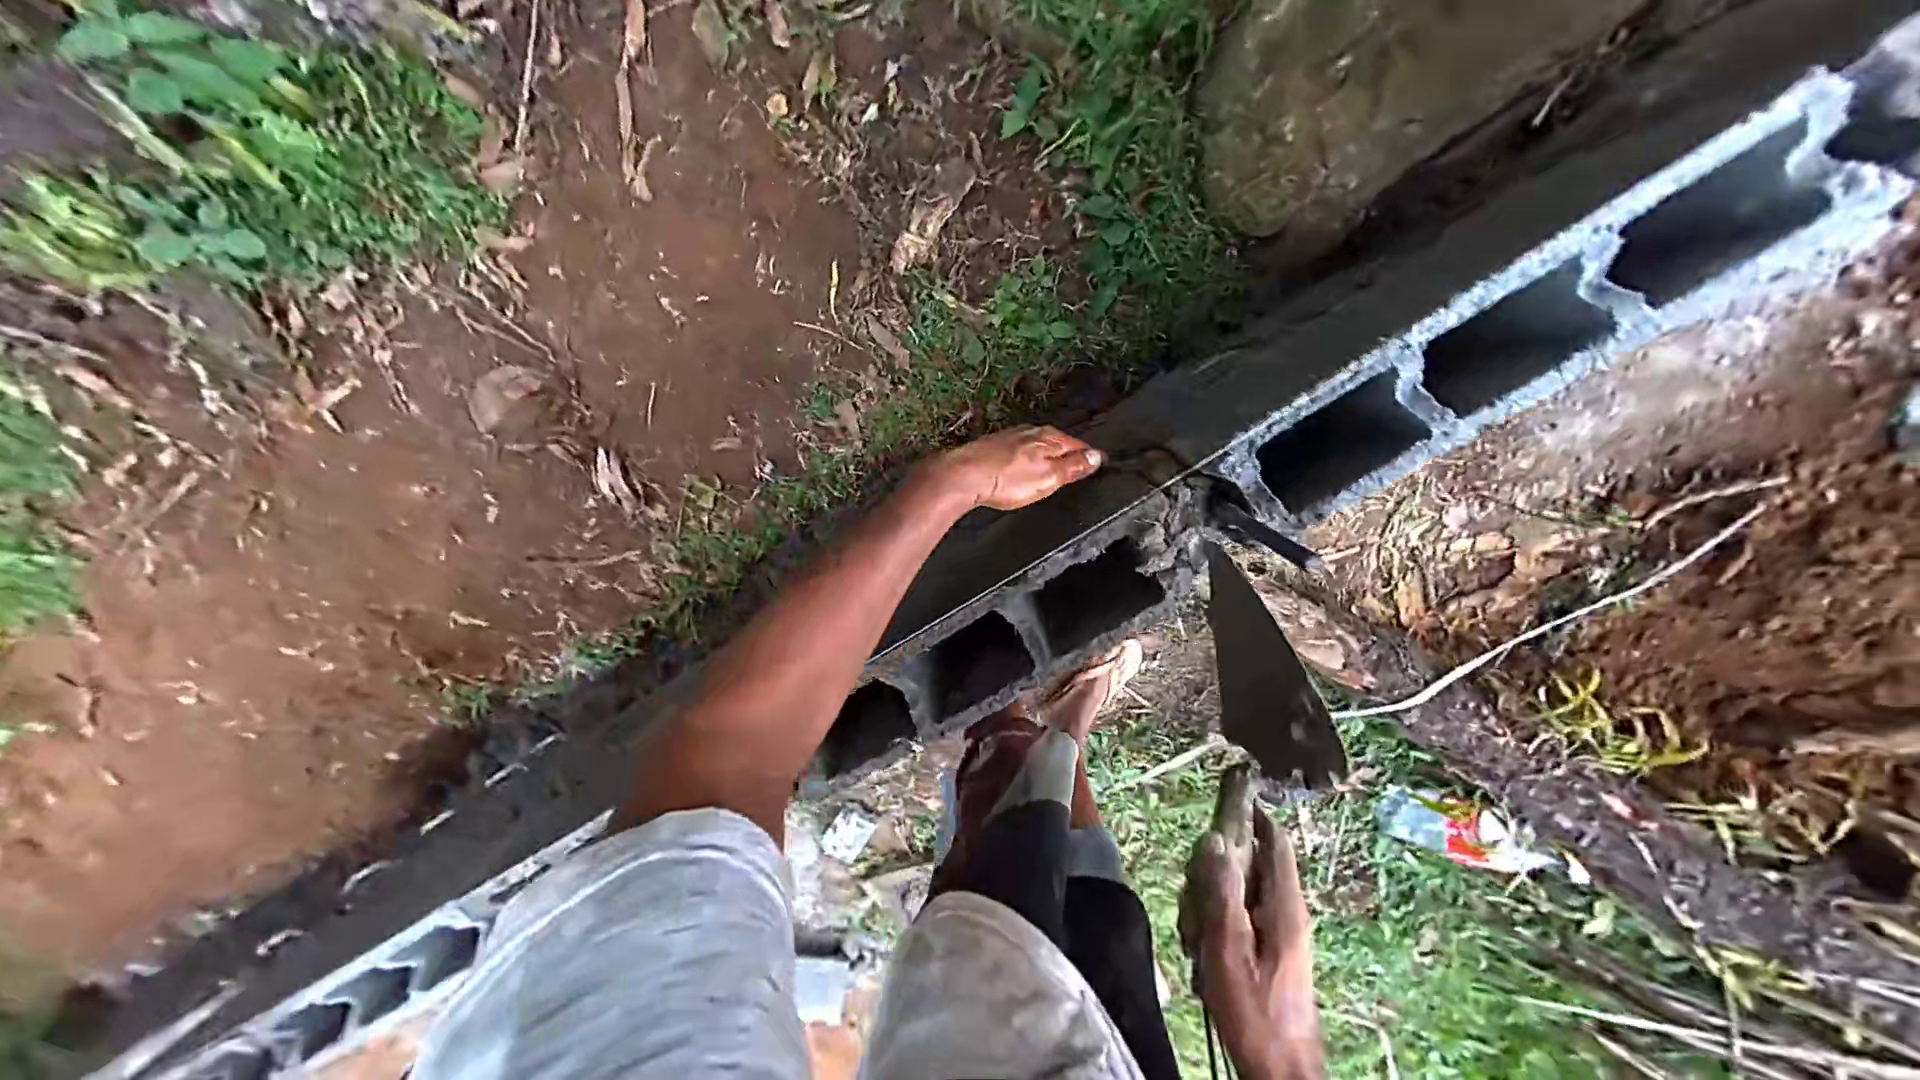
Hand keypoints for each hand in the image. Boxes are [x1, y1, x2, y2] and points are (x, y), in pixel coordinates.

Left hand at [926, 425, 1103, 510]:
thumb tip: (1096, 457)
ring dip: (1046, 453)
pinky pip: (1019, 450)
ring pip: (1037, 444)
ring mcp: (1010, 437)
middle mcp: (1031, 432)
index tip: (1100, 463)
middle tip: (1080, 462)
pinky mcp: (993, 446)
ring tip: (1055, 463)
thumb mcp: (1048, 477)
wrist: (964, 475)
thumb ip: (1072, 467)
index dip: (1089, 456)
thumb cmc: (1007, 479)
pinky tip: (1023, 465)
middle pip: (1057, 442)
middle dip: (1069, 452)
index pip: (1079, 445)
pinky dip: (1026, 457)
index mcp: (1048, 438)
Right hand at [1184, 805, 1323, 1079]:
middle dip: (1208, 876)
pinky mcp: (1264, 947)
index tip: (1221, 802)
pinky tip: (1203, 958)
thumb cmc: (1255, 1012)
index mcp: (1283, 904)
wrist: (1279, 1071)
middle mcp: (1282, 910)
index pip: (1273, 840)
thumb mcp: (1229, 949)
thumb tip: (1214, 839)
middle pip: (1241, 863)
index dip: (1251, 814)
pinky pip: (1231, 917)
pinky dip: (1212, 929)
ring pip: (1230, 890)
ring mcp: (1274, 929)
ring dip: (1205, 909)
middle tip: (1194, 912)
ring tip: (1197, 945)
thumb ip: (1221, 892)